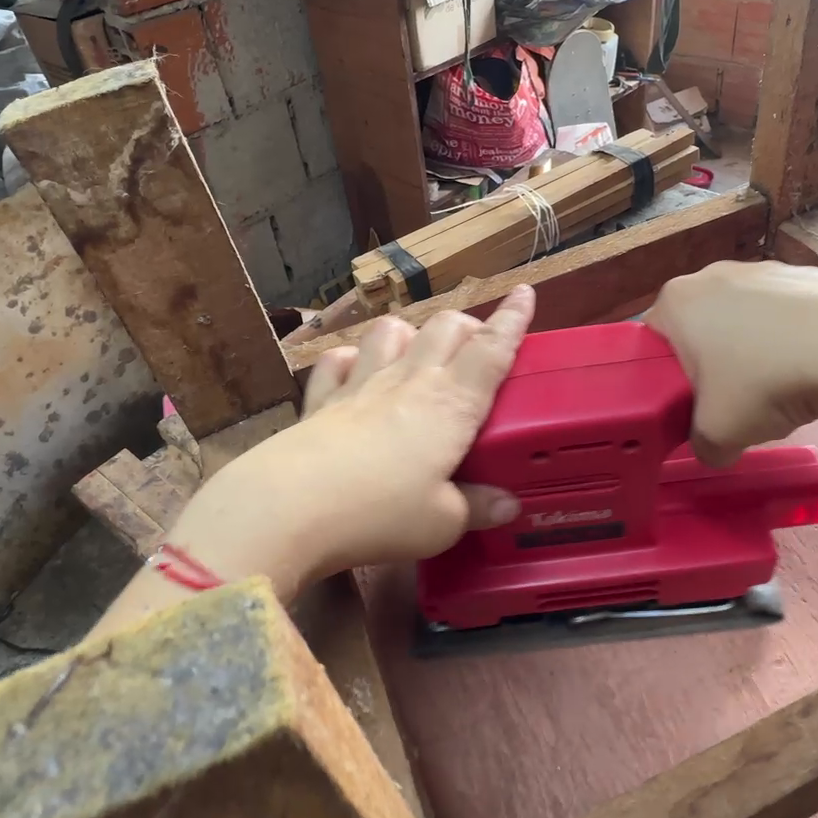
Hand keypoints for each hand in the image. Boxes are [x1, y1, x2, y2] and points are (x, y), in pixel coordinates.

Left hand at [165, 286, 534, 596]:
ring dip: (410, 332)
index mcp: (452, 404)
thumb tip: (508, 505)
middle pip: (445, 328)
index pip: (491, 351)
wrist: (291, 506)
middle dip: (468, 325)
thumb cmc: (381, 513)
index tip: (525, 293)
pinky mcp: (322, 398)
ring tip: (417, 350)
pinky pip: (337, 361)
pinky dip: (350, 359)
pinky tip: (354, 369)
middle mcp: (410, 381)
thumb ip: (476, 508)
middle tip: (477, 345)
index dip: (512, 320)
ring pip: (391, 330)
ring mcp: (362, 383)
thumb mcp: (442, 524)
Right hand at [647, 260, 817, 464]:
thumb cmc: (765, 382)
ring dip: (754, 350)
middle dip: (714, 363)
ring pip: (745, 318)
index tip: (690, 403)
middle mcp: (713, 274)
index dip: (668, 376)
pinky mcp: (807, 274)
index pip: (654, 340)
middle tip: (733, 400)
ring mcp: (763, 268)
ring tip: (780, 387)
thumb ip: (702, 447)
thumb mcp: (719, 434)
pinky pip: (787, 314)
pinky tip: (812, 367)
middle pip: (700, 327)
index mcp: (677, 301)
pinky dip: (793, 338)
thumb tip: (714, 451)